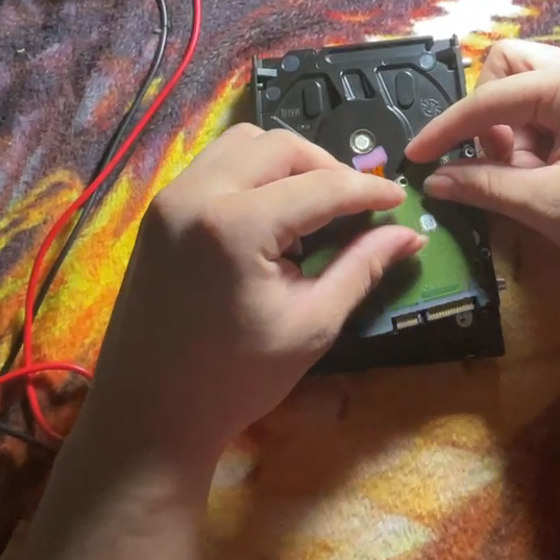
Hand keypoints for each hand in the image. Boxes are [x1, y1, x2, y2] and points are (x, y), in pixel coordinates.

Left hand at [83, 123, 422, 458]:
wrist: (148, 417)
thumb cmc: (235, 380)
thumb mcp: (312, 324)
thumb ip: (362, 266)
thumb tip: (411, 234)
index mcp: (236, 226)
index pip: (320, 186)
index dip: (367, 189)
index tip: (399, 197)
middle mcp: (198, 194)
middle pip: (280, 146)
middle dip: (326, 167)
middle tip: (354, 204)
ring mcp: (172, 197)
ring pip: (245, 142)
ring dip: (287, 162)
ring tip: (312, 205)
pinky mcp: (160, 209)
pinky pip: (216, 163)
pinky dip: (254, 171)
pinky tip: (271, 213)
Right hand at [405, 39, 559, 296]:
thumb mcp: (551, 208)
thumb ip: (486, 187)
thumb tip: (435, 180)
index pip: (490, 97)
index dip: (446, 128)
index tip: (415, 157)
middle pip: (510, 66)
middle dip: (489, 113)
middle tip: (500, 162)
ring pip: (532, 85)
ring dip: (515, 126)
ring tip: (534, 176)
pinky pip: (558, 104)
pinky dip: (541, 134)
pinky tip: (558, 173)